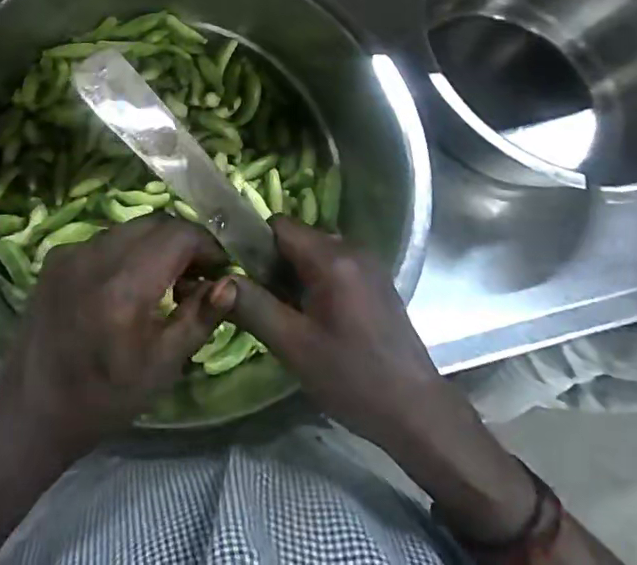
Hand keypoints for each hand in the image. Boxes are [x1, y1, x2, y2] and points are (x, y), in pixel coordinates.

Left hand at [0, 215, 229, 459]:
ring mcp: (70, 251)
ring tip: (164, 280)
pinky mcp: (55, 256)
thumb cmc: (104, 397)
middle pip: (154, 223)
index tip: (219, 270)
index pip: (179, 235)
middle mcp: (94, 256)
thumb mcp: (163, 365)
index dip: (206, 246)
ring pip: (128, 228)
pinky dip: (125, 251)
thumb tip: (231, 282)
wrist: (31, 408)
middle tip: (196, 275)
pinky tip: (127, 284)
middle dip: (182, 241)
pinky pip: (103, 239)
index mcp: (124, 287)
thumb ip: (200, 317)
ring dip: (154, 244)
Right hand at [216, 217, 446, 452]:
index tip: (237, 270)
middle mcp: (352, 249)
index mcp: (332, 258)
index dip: (252, 242)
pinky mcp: (376, 281)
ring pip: (314, 251)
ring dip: (292, 272)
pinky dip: (314, 280)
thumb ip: (252, 306)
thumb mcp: (293, 345)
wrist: (417, 412)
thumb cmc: (352, 378)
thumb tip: (219, 280)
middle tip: (255, 297)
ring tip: (280, 310)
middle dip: (271, 260)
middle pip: (296, 237)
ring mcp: (368, 264)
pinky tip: (309, 315)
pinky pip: (333, 265)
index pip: (279, 225)